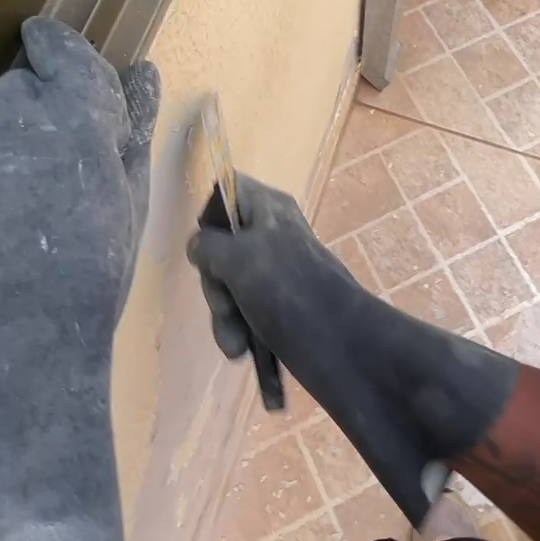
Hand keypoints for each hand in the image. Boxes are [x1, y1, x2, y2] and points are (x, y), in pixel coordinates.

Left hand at [0, 16, 158, 341]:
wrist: (12, 336)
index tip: (42, 49)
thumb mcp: (129, 195)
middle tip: (29, 185)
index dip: (51, 48)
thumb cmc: (91, 269)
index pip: (58, 48)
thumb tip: (141, 68)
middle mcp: (5, 103)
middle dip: (18, 126)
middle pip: (8, 95)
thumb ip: (132, 124)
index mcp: (73, 105)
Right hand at [188, 176, 514, 524]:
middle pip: (221, 243)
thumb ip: (209, 246)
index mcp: (268, 208)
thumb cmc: (286, 291)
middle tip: (225, 303)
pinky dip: (240, 329)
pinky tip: (241, 351)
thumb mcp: (237, 259)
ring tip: (235, 343)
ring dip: (225, 315)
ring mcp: (277, 271)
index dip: (211, 214)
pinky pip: (246, 310)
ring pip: (230, 282)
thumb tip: (198, 244)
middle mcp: (272, 233)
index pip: (229, 189)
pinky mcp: (281, 306)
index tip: (206, 245)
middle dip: (215, 282)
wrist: (341, 347)